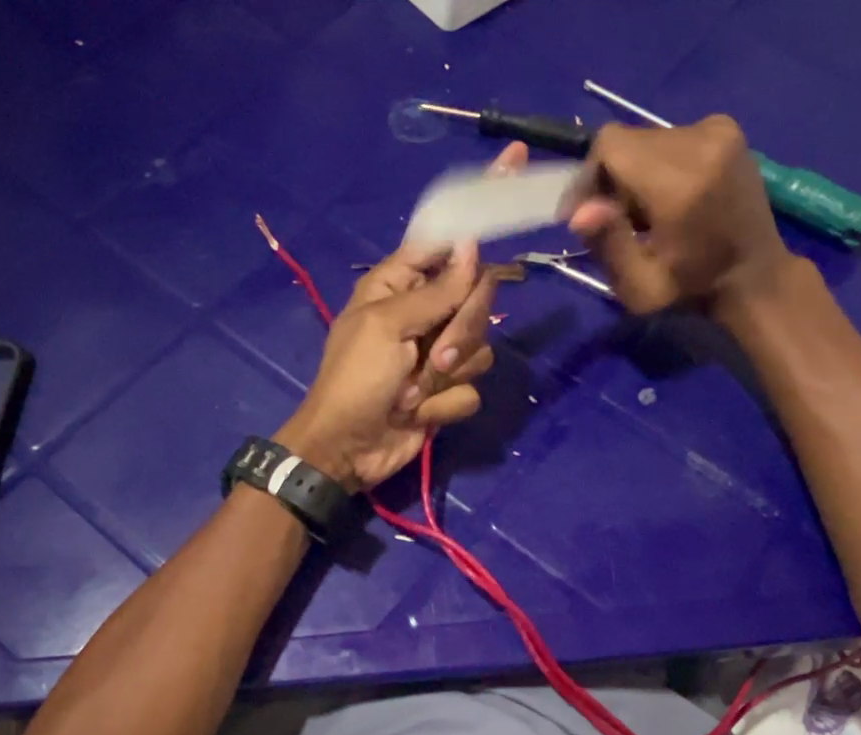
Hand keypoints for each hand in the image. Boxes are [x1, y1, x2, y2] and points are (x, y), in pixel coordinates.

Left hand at [276, 143, 525, 491]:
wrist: (345, 449)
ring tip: (412, 390)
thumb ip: (438, 291)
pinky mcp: (445, 390)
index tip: (515, 160)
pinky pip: (471, 386)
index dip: (480, 203)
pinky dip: (443, 403)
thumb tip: (472, 247)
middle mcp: (423, 311)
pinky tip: (415, 413)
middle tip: (431, 352)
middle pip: (478, 295)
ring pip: (481, 344)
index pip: (447, 235)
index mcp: (399, 282)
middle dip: (460, 329)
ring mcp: (437, 351)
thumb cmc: (354, 380)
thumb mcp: (389, 326)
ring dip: (447, 373)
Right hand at [569, 117, 796, 314]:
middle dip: (610, 179)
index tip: (583, 213)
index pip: (611, 145)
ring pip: (645, 140)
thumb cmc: (693, 288)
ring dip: (633, 174)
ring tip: (644, 214)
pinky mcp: (725, 129)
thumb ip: (608, 245)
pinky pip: (669, 137)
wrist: (756, 275)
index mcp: (680, 183)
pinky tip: (667, 198)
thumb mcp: (640, 288)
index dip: (587, 176)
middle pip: (626, 142)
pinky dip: (657, 165)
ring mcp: (719, 130)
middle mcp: (701, 143)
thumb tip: (578, 214)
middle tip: (616, 221)